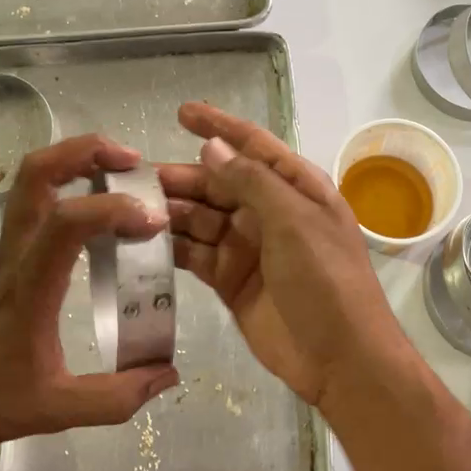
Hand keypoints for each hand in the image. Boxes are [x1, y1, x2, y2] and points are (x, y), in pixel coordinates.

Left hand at [0, 135, 179, 451]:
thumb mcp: (58, 409)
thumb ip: (117, 397)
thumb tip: (168, 373)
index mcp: (29, 286)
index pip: (66, 221)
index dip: (113, 209)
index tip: (152, 224)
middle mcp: (15, 254)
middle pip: (37, 173)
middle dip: (88, 151)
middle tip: (133, 164)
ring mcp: (6, 250)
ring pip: (31, 179)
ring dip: (76, 160)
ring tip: (121, 174)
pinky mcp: (5, 256)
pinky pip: (34, 201)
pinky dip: (69, 185)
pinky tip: (98, 213)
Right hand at [160, 103, 409, 405]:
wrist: (341, 359)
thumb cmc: (326, 279)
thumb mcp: (294, 221)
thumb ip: (251, 181)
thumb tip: (210, 146)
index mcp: (295, 187)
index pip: (252, 145)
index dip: (219, 126)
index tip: (182, 112)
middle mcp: (270, 211)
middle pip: (218, 182)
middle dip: (182, 176)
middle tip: (135, 178)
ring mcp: (248, 246)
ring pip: (201, 217)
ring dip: (171, 210)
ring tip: (130, 208)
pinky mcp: (230, 279)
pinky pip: (195, 253)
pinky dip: (172, 246)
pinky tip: (140, 240)